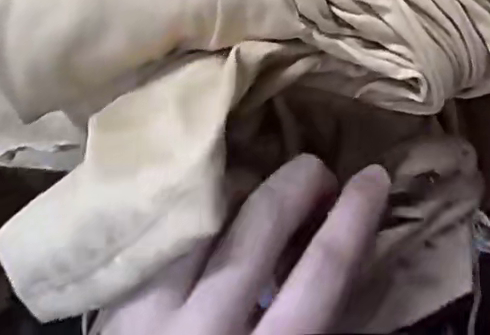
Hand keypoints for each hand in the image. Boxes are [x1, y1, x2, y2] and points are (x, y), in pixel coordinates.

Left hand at [99, 154, 391, 334]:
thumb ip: (303, 319)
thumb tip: (330, 249)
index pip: (320, 275)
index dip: (352, 218)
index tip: (373, 176)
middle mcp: (206, 329)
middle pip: (259, 223)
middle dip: (299, 182)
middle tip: (319, 171)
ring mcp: (151, 312)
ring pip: (206, 214)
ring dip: (243, 187)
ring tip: (265, 184)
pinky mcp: (116, 304)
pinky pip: (166, 233)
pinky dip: (198, 210)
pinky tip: (213, 204)